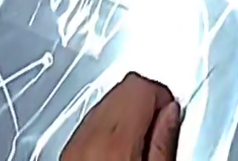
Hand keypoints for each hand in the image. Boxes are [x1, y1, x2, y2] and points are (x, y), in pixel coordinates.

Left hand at [62, 72, 180, 160]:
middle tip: (158, 126)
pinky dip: (105, 126)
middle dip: (144, 99)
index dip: (161, 95)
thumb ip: (163, 142)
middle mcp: (90, 135)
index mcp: (116, 139)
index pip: (141, 85)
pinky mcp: (65, 152)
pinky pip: (89, 123)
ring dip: (125, 111)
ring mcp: (73, 143)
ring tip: (139, 140)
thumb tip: (172, 110)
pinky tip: (116, 150)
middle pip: (122, 87)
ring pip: (105, 102)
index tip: (170, 113)